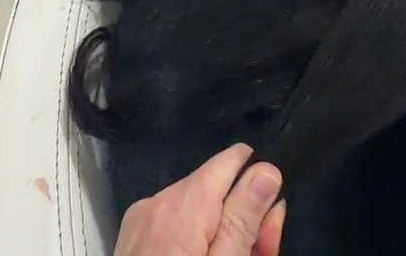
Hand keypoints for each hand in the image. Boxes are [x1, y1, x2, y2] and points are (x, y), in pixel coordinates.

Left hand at [114, 143, 286, 255]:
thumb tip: (267, 169)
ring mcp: (142, 222)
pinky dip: (198, 246)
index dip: (260, 187)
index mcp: (182, 202)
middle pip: (219, 189)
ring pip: (201, 212)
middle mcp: (158, 201)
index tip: (269, 227)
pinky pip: (178, 228)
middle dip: (245, 221)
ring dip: (225, 238)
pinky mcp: (136, 241)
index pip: (235, 159)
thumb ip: (245, 219)